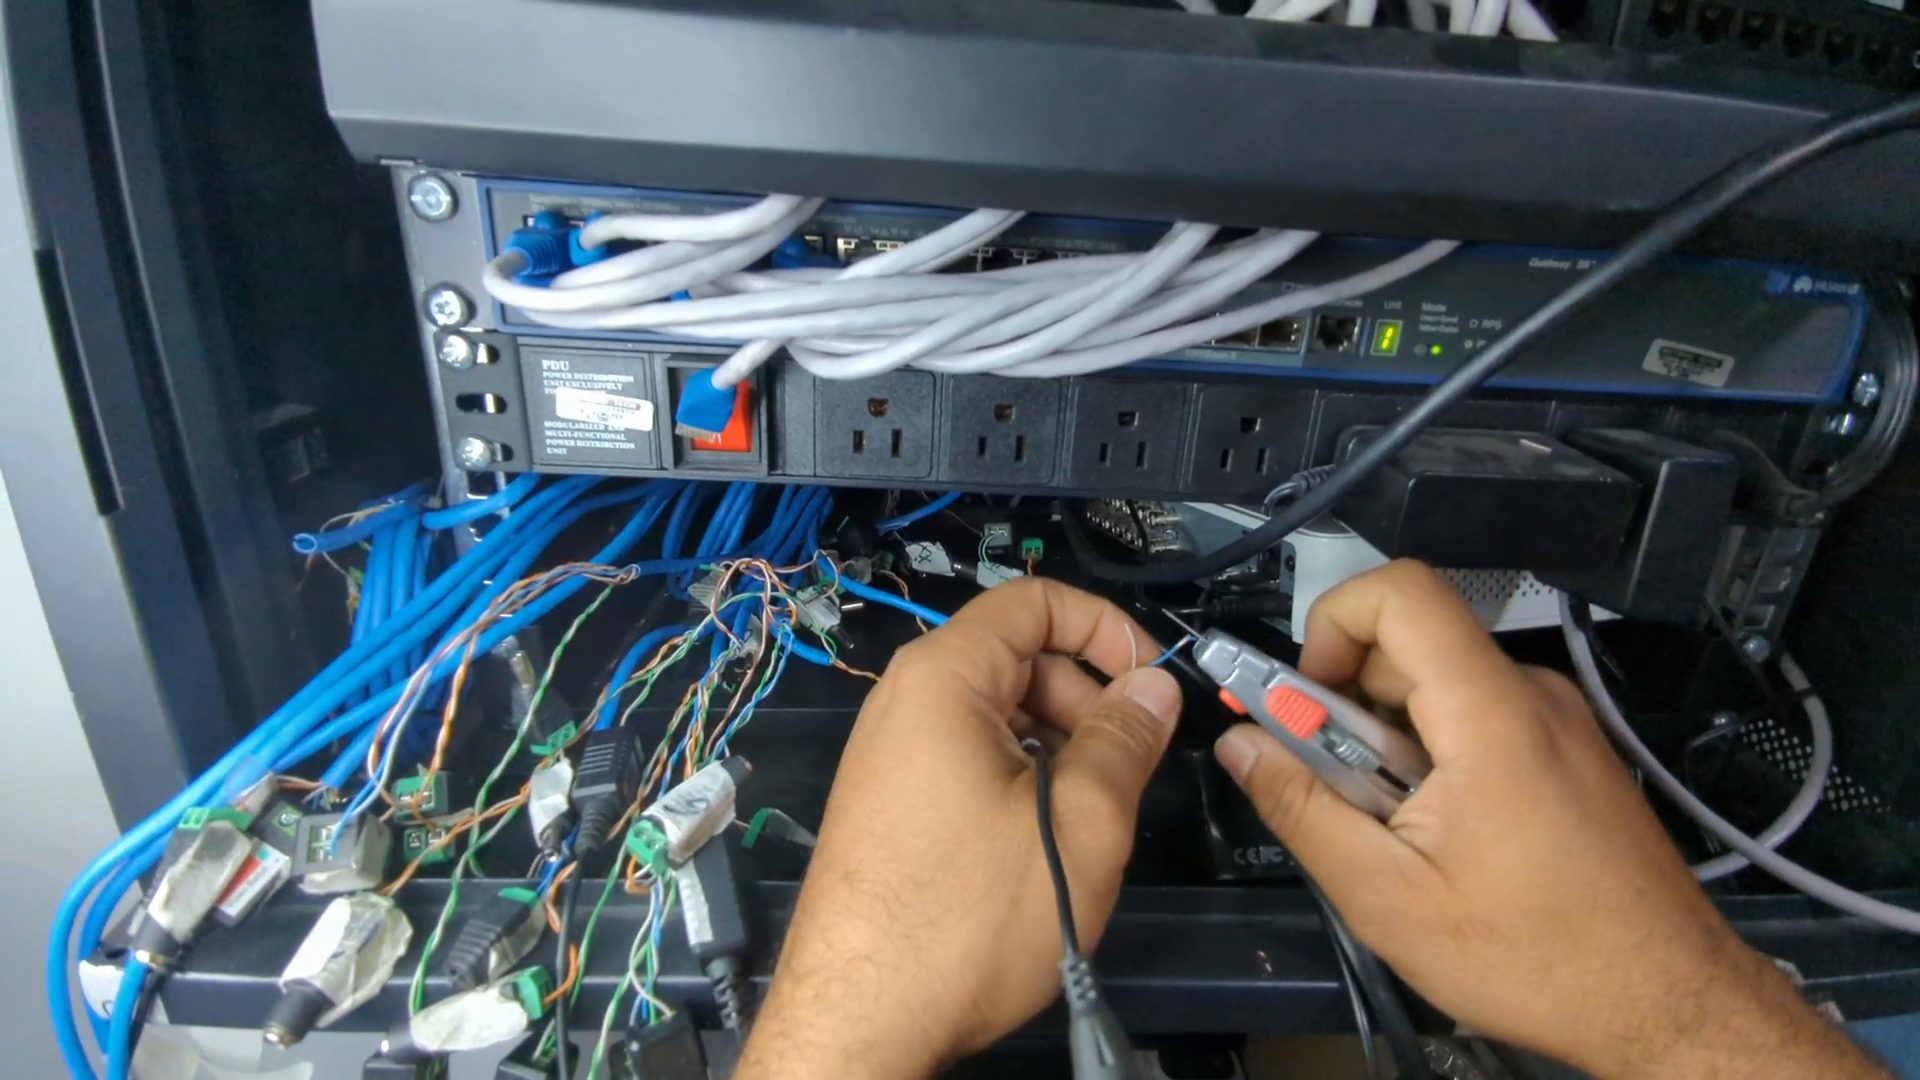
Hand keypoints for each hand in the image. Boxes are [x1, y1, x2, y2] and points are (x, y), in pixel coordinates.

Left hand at [736, 578, 1183, 1079]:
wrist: (854, 1023)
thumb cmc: (967, 914)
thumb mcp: (1075, 823)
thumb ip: (1124, 740)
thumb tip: (1154, 687)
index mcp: (944, 674)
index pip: (1034, 601)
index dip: (1104, 626)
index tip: (1152, 679)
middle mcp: (909, 695)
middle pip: (1019, 656)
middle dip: (1085, 696)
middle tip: (1128, 764)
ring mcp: (894, 746)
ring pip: (999, 709)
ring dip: (1058, 741)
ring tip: (1087, 809)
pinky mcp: (892, 793)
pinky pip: (970, 751)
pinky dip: (1020, 770)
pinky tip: (1041, 831)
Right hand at [1213, 560, 1885, 1079]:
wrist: (1683, 1020)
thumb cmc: (1537, 961)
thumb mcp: (1385, 896)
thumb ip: (1298, 807)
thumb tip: (1237, 742)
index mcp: (1490, 714)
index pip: (1401, 593)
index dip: (1332, 621)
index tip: (1309, 698)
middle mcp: (1527, 693)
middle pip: (1403, 640)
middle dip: (1342, 695)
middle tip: (1331, 776)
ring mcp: (1552, 716)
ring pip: (1427, 678)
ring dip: (1377, 728)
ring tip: (1385, 814)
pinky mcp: (1560, 743)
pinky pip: (1463, 708)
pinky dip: (1418, 744)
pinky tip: (1429, 820)